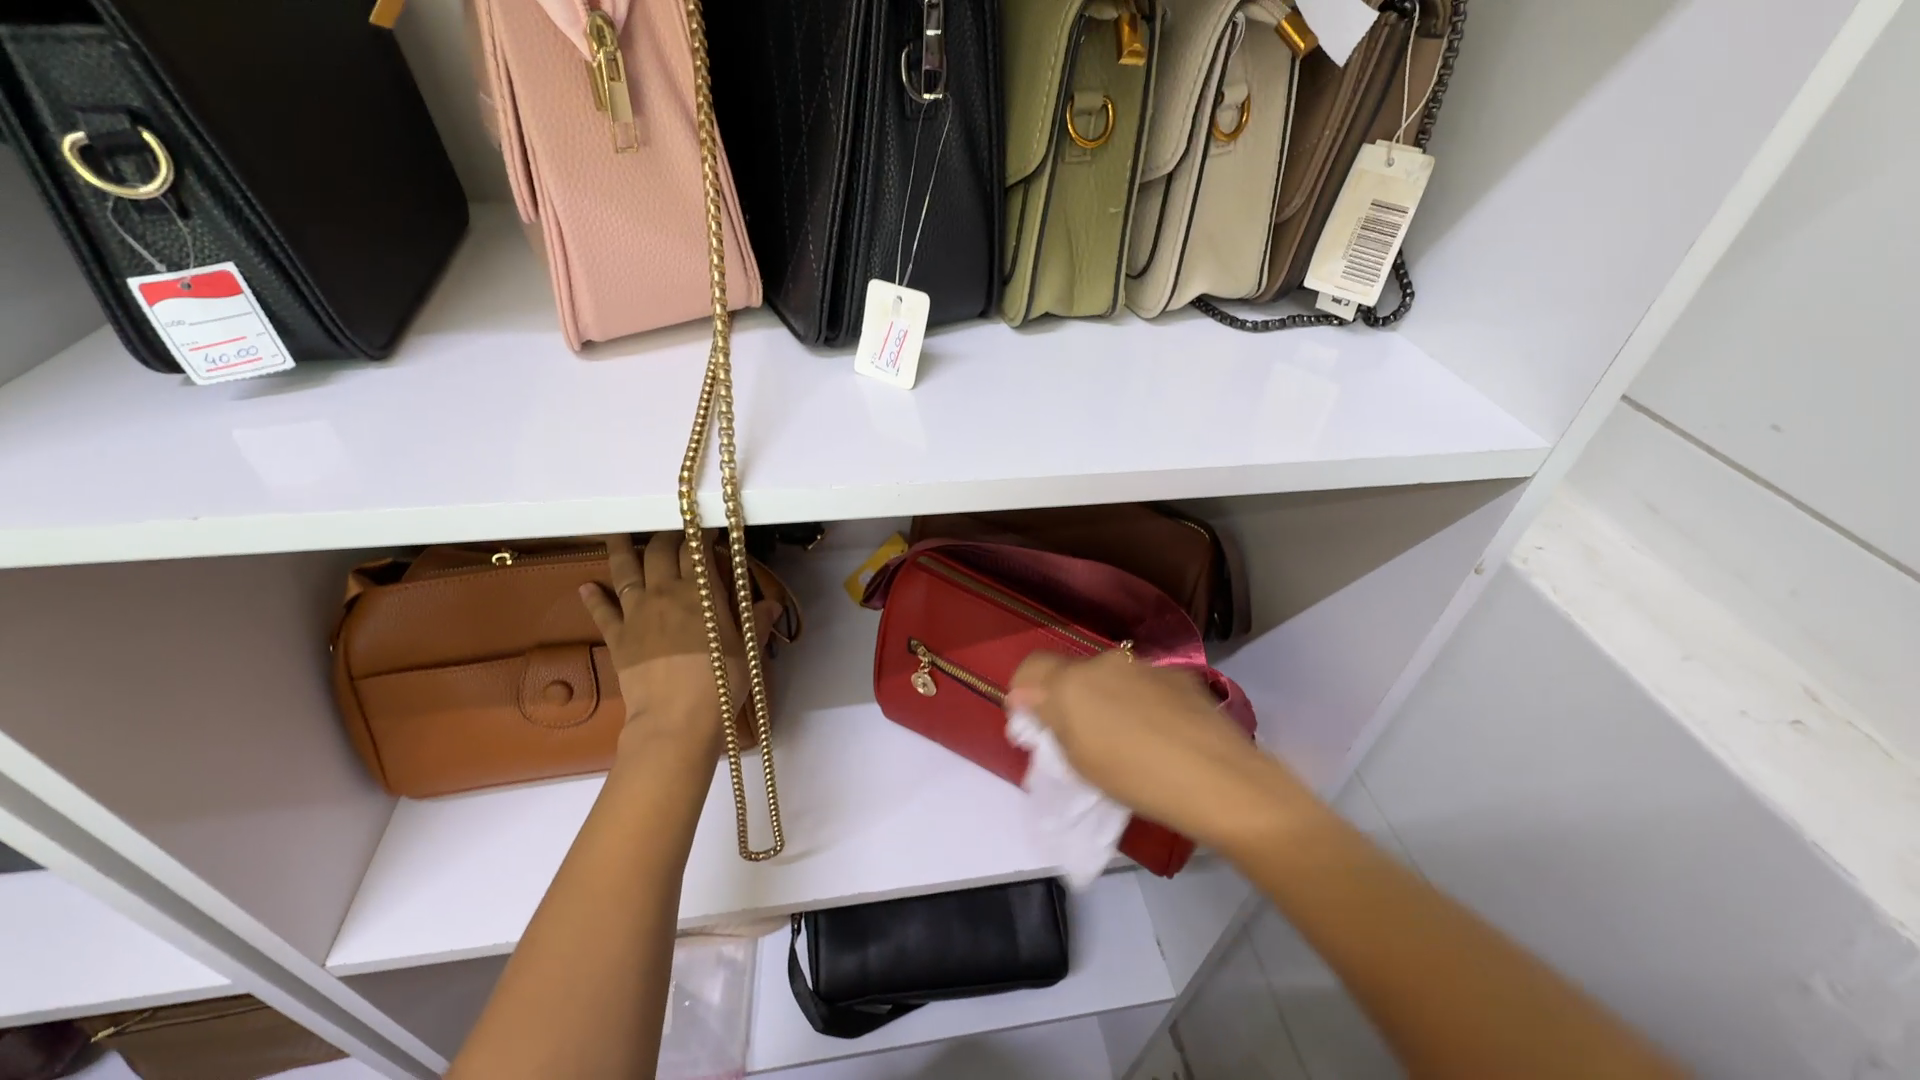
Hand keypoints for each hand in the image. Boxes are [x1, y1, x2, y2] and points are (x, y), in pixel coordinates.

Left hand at [579, 532, 744, 756]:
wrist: (676, 718)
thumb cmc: (720, 683)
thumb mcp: (748, 652)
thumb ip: (756, 623)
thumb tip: (771, 605)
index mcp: (701, 591)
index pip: (697, 549)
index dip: (701, 535)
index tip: (706, 529)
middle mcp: (665, 592)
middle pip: (661, 550)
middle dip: (667, 536)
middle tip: (673, 534)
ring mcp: (636, 612)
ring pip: (625, 569)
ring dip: (621, 548)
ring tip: (616, 533)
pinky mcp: (617, 636)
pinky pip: (602, 610)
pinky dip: (593, 597)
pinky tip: (586, 586)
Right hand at [1009, 651, 1312, 855]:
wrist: (1218, 779)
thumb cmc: (1135, 779)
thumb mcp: (1078, 762)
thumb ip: (1050, 723)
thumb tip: (1030, 700)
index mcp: (1071, 683)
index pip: (1030, 668)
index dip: (1026, 693)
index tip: (1035, 726)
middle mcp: (1106, 662)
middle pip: (1073, 673)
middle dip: (1070, 699)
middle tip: (1081, 740)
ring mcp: (1146, 666)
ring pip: (1111, 677)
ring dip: (1108, 700)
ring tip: (1127, 741)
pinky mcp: (1180, 676)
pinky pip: (1146, 684)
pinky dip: (1143, 702)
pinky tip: (1162, 735)